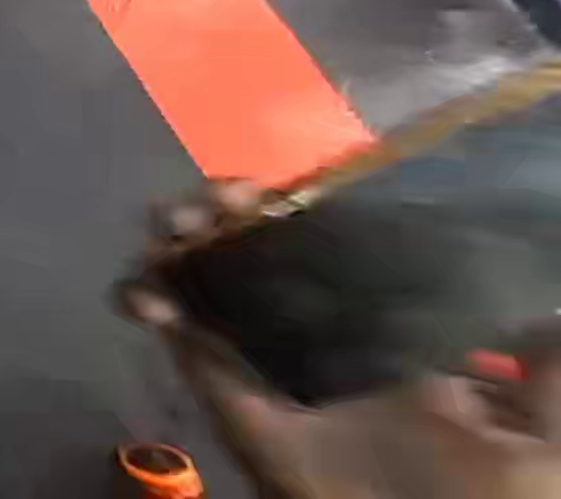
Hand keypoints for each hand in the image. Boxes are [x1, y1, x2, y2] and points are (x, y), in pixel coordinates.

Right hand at [125, 181, 560, 498]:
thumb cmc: (463, 493)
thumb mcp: (539, 448)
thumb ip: (545, 379)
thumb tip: (551, 303)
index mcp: (358, 311)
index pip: (306, 234)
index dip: (276, 202)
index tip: (259, 190)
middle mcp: (288, 305)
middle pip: (233, 231)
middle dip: (209, 205)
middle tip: (214, 203)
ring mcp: (237, 326)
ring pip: (184, 256)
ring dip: (167, 237)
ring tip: (170, 237)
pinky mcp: (198, 353)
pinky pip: (152, 309)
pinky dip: (138, 293)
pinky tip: (146, 302)